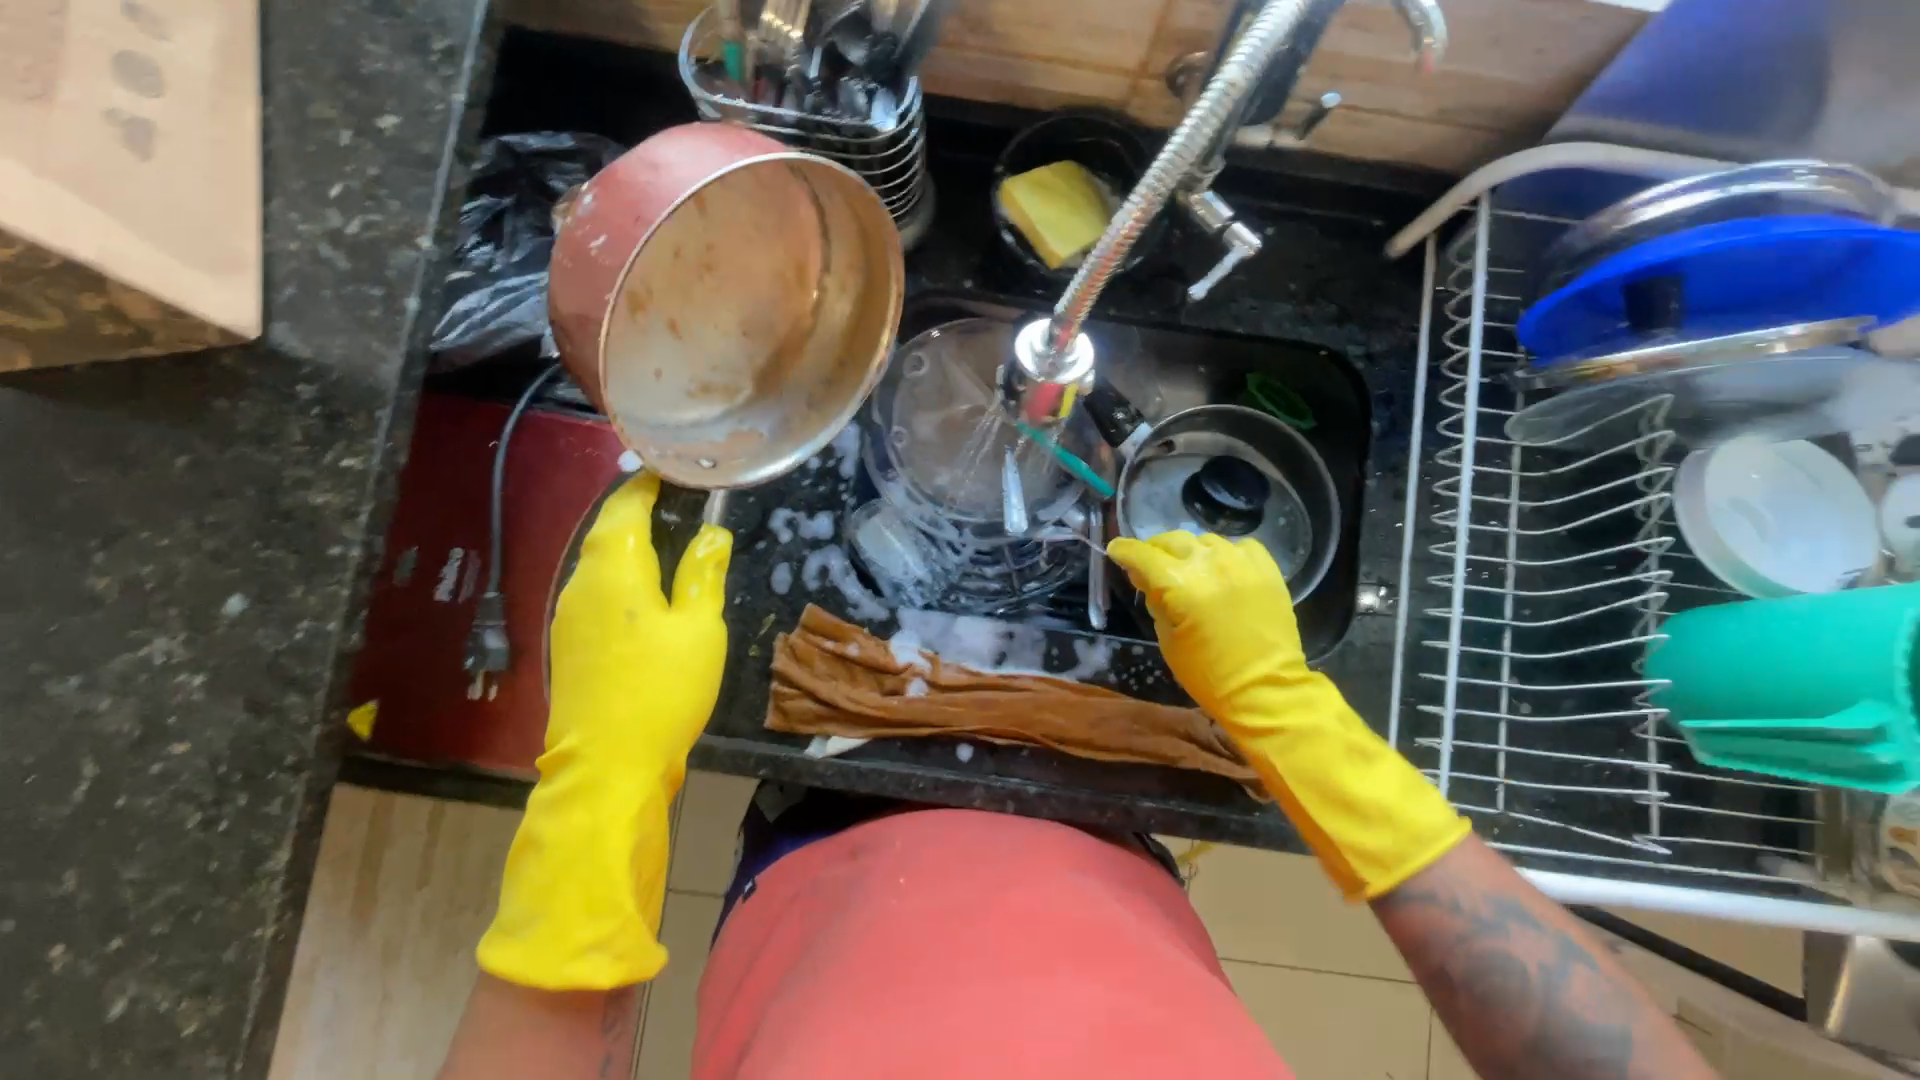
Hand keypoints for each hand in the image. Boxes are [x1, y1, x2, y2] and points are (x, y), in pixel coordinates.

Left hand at [478, 473, 732, 989]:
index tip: (677, 469)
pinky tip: (651, 590)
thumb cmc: (661, 689)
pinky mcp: (570, 643)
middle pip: (609, 531)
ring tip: (674, 538)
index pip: (626, 505)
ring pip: (602, 562)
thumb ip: (705, 574)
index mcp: (613, 568)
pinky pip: (598, 591)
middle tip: (684, 500)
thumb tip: (712, 532)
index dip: (650, 483)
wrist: (607, 766)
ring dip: (633, 545)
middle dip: (641, 511)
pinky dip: (625, 576)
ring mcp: (569, 615)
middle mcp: (581, 582)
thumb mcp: (699, 628)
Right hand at [1102, 531, 1308, 722]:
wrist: (1265, 688)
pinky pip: (1238, 546)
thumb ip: (1155, 601)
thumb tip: (1147, 579)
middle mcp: (1209, 563)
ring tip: (1191, 571)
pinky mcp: (1266, 568)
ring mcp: (1241, 562)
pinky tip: (1223, 571)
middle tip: (1153, 567)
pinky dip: (1224, 554)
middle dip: (1156, 551)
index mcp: (1179, 584)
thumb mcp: (1167, 639)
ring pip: (1204, 540)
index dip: (1124, 550)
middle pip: (1171, 540)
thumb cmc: (1208, 673)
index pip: (1142, 554)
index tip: (1116, 551)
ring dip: (1190, 552)